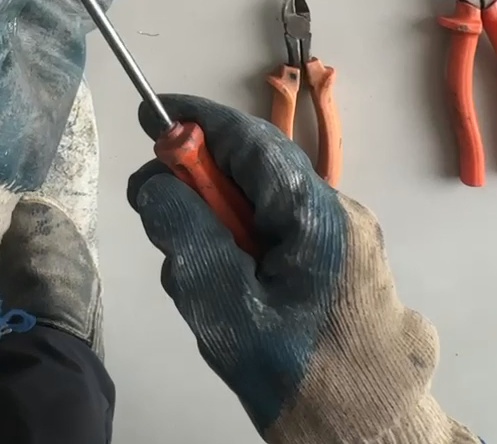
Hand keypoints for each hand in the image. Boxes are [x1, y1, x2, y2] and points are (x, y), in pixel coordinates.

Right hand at [128, 95, 474, 443]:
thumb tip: (154, 183)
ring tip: (195, 272)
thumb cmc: (306, 384)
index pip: (250, 141)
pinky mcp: (339, 265)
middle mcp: (339, 215)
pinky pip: (276, 229)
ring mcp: (344, 240)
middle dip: (201, 178)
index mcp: (321, 217)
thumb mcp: (227, 312)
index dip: (198, 120)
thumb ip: (186, 238)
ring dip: (217, 218)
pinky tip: (228, 286)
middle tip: (159, 207)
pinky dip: (239, 241)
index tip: (152, 113)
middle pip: (255, 168)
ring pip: (261, 201)